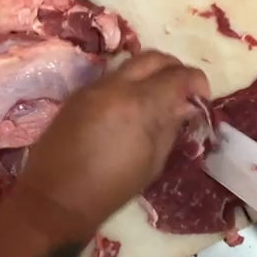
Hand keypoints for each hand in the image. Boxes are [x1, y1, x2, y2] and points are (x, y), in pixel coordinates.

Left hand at [13, 51, 209, 237]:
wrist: (54, 198)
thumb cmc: (109, 190)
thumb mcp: (152, 163)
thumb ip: (170, 127)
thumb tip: (184, 106)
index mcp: (139, 104)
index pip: (178, 76)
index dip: (197, 82)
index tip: (202, 98)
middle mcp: (116, 86)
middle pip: (154, 58)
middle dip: (174, 69)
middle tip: (183, 91)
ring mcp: (93, 87)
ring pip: (130, 64)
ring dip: (149, 74)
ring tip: (157, 98)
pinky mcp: (77, 95)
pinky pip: (110, 77)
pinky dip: (128, 84)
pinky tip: (131, 107)